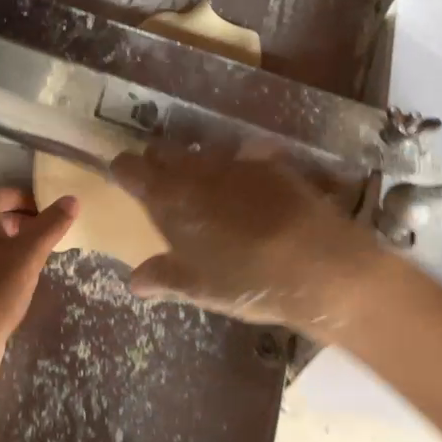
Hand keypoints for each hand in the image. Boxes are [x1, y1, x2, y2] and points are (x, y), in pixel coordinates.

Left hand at [0, 186, 78, 376]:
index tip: (48, 207)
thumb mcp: (29, 255)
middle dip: (24, 217)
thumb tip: (71, 198)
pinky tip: (27, 279)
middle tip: (51, 229)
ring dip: (19, 240)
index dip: (22, 194)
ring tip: (44, 253)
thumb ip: (50, 226)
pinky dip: (11, 261)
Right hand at [109, 144, 390, 338]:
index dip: (123, 171)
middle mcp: (195, 170)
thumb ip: (163, 277)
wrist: (319, 265)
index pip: (130, 168)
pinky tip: (247, 190)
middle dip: (157, 163)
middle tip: (160, 185)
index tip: (122, 177)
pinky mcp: (269, 163)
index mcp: (169, 197)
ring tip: (203, 188)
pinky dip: (236, 170)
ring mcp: (234, 162)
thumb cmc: (247, 281)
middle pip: (163, 152)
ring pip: (201, 153)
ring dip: (195, 165)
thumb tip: (134, 280)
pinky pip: (241, 158)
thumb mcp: (199, 289)